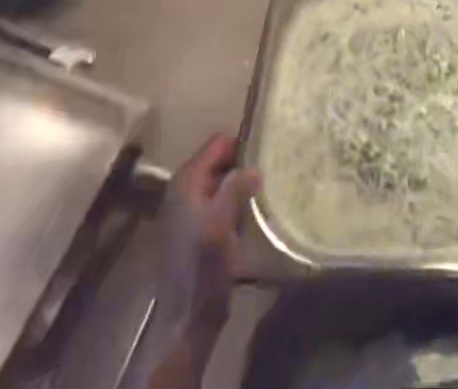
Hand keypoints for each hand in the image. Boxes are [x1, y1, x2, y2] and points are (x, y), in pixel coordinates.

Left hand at [162, 133, 260, 329]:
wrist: (189, 315)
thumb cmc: (203, 267)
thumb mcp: (220, 225)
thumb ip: (235, 190)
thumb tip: (254, 166)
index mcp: (187, 181)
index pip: (218, 143)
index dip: (243, 145)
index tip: (268, 154)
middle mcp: (184, 188)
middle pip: (221, 160)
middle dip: (244, 163)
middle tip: (273, 171)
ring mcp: (189, 208)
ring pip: (222, 180)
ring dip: (242, 183)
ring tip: (268, 189)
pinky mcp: (197, 225)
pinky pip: (221, 198)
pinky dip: (236, 199)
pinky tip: (253, 211)